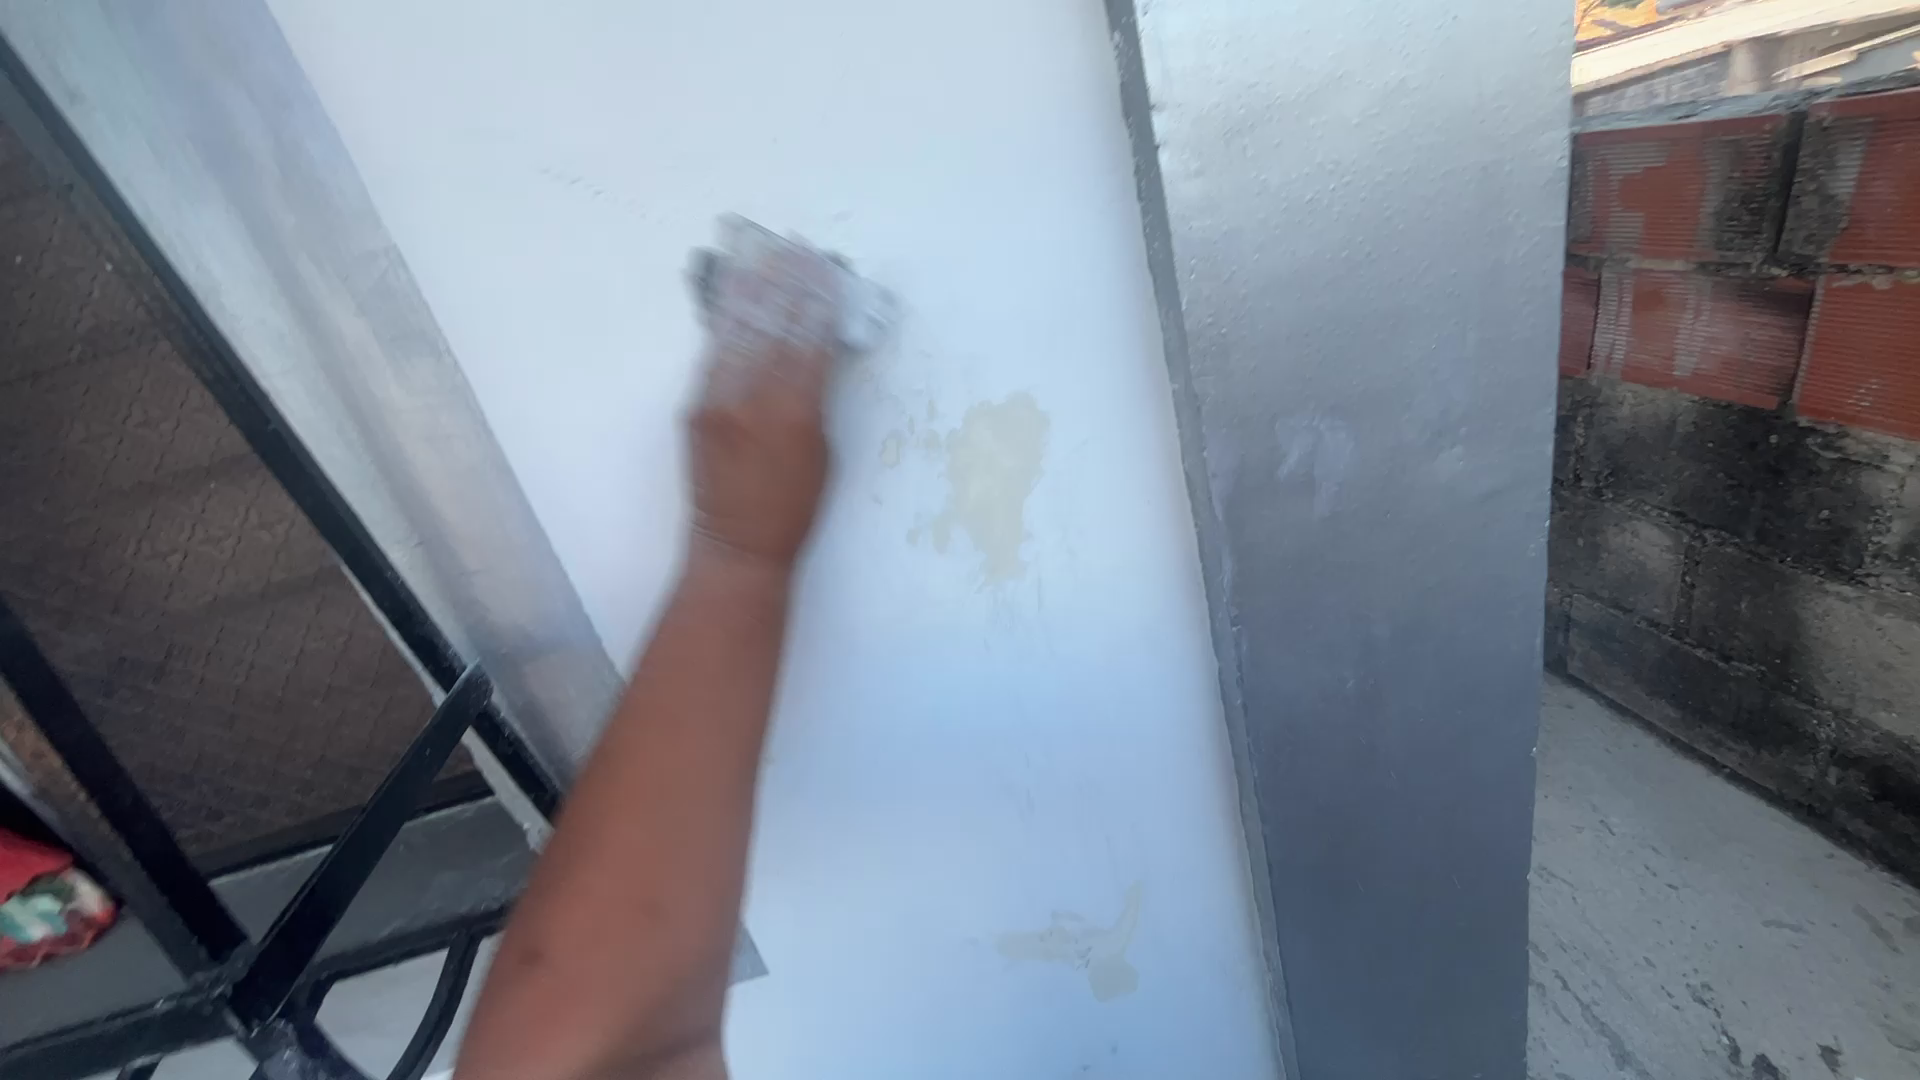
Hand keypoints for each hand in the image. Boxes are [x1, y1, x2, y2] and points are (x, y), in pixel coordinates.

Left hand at [686, 247, 838, 571]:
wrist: (736, 543)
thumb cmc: (795, 507)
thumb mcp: (825, 452)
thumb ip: (817, 397)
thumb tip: (815, 351)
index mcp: (794, 412)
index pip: (807, 341)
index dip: (817, 301)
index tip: (825, 269)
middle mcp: (750, 397)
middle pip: (770, 326)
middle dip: (785, 283)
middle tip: (795, 250)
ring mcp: (715, 398)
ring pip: (736, 331)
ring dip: (752, 289)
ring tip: (763, 255)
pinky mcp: (693, 405)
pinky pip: (714, 352)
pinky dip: (728, 320)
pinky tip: (736, 295)